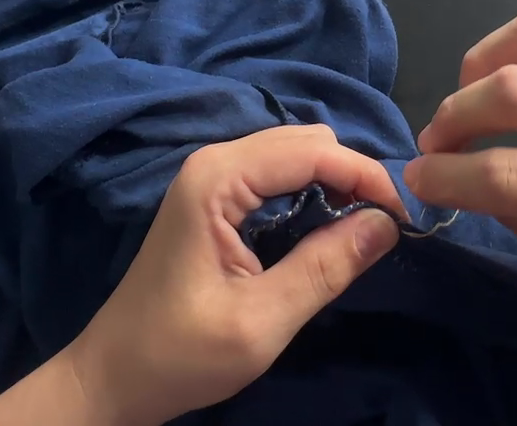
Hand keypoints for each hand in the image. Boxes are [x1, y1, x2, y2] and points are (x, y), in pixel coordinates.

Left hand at [58, 125, 404, 425]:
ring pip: (295, 151)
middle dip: (352, 174)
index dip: (364, 175)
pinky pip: (277, 170)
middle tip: (384, 226)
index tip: (403, 217)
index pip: (312, 151)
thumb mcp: (260, 323)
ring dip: (334, 179)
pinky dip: (311, 187)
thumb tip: (387, 224)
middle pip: (305, 141)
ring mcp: (213, 172)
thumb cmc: (179, 354)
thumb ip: (324, 268)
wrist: (113, 375)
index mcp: (219, 178)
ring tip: (362, 226)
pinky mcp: (216, 191)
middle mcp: (217, 159)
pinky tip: (325, 223)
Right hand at [404, 10, 516, 329]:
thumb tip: (466, 177)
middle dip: (453, 118)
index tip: (416, 180)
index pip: (510, 175)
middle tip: (433, 146)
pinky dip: (511, 48)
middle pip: (513, 93)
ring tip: (467, 102)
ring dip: (479, 67)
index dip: (449, 177)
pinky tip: (503, 79)